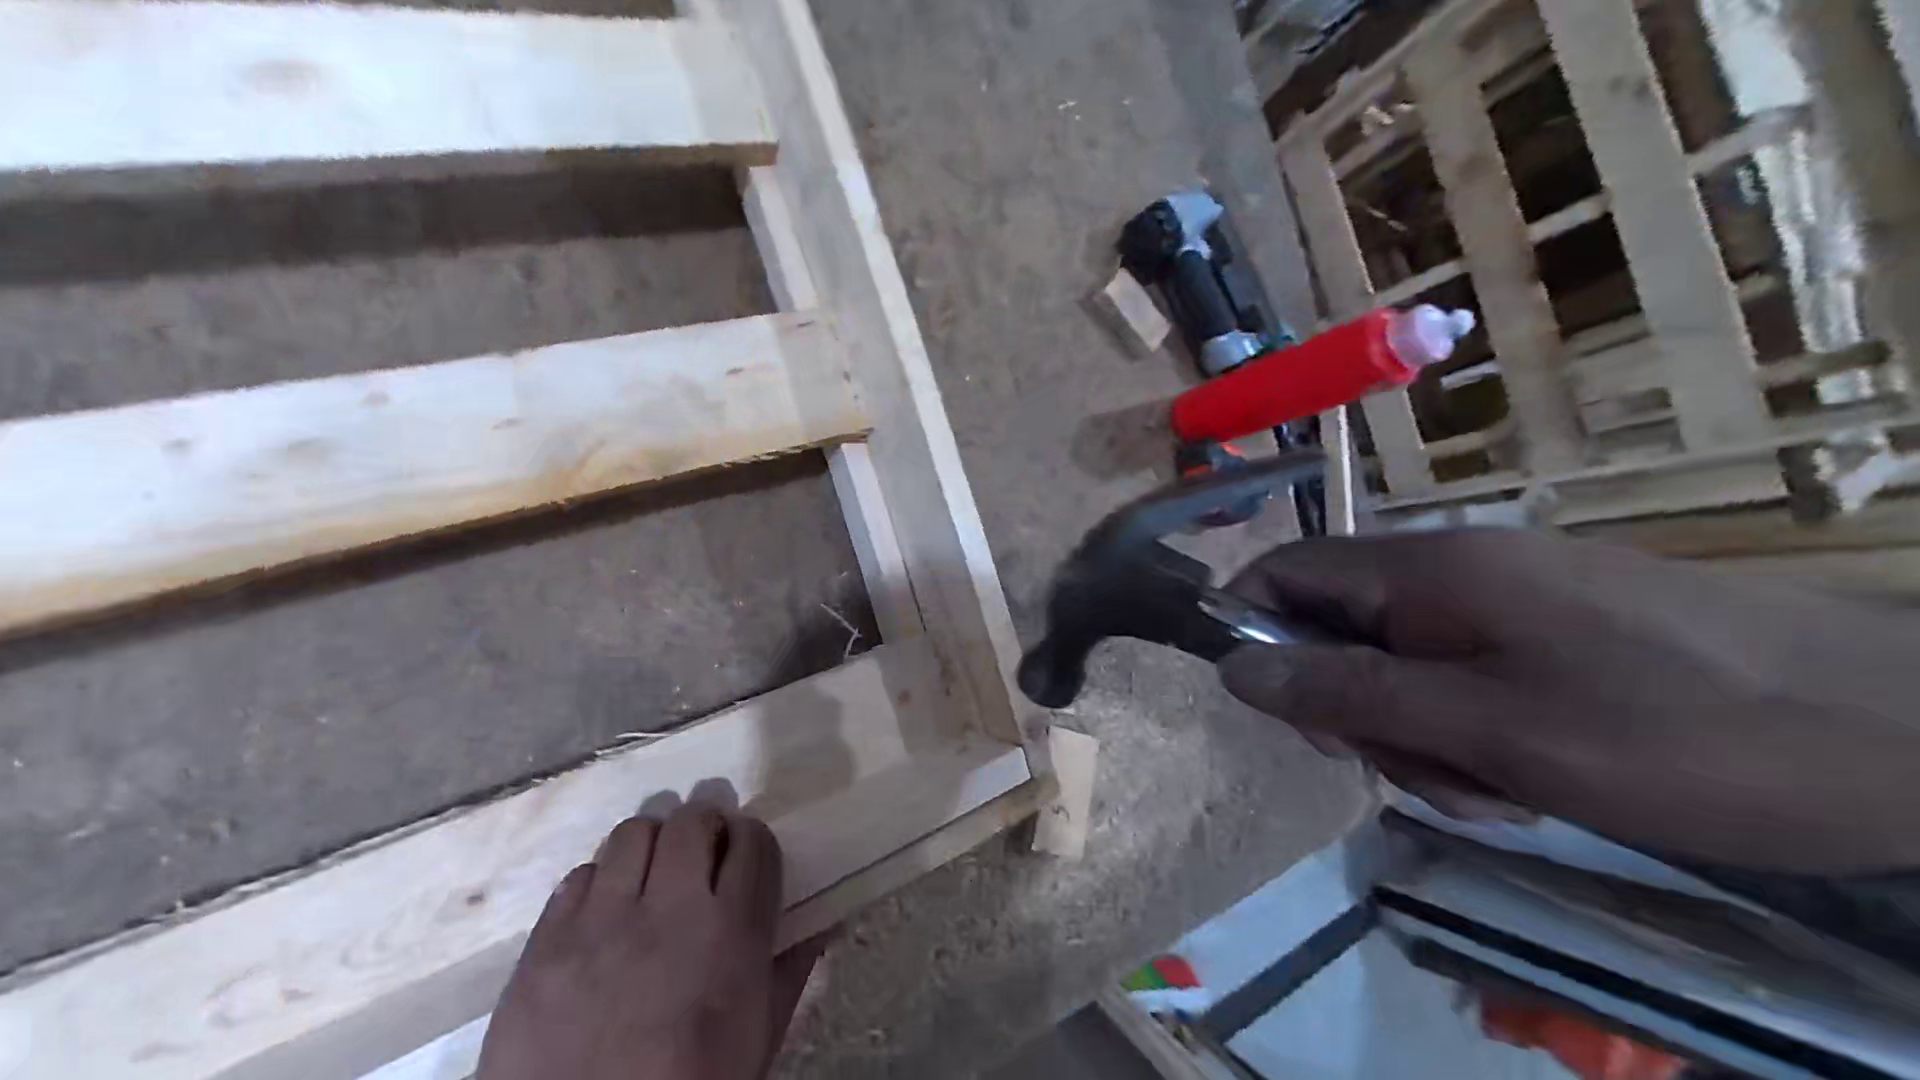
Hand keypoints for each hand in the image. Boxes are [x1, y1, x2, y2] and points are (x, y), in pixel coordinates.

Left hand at [476, 804, 822, 1079]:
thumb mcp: (758, 1038)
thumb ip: (792, 970)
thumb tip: (826, 921)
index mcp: (731, 934)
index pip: (752, 841)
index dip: (751, 838)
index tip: (742, 852)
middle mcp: (670, 912)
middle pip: (692, 821)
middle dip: (703, 827)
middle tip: (699, 854)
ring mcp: (602, 925)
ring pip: (633, 833)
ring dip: (650, 847)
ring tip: (649, 878)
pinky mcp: (544, 946)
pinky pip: (579, 876)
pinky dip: (599, 885)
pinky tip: (603, 917)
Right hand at [1217, 529, 1919, 874]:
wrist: (1915, 737)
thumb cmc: (1676, 731)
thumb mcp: (1485, 726)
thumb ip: (1346, 692)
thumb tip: (1232, 668)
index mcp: (1423, 569)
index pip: (1284, 572)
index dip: (1253, 629)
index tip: (1285, 711)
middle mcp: (1448, 571)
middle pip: (1335, 627)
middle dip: (1352, 706)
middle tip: (1406, 768)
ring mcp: (1498, 603)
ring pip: (1394, 664)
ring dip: (1414, 734)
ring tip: (1490, 789)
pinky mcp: (1541, 635)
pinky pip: (1454, 678)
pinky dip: (1463, 734)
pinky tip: (1521, 779)